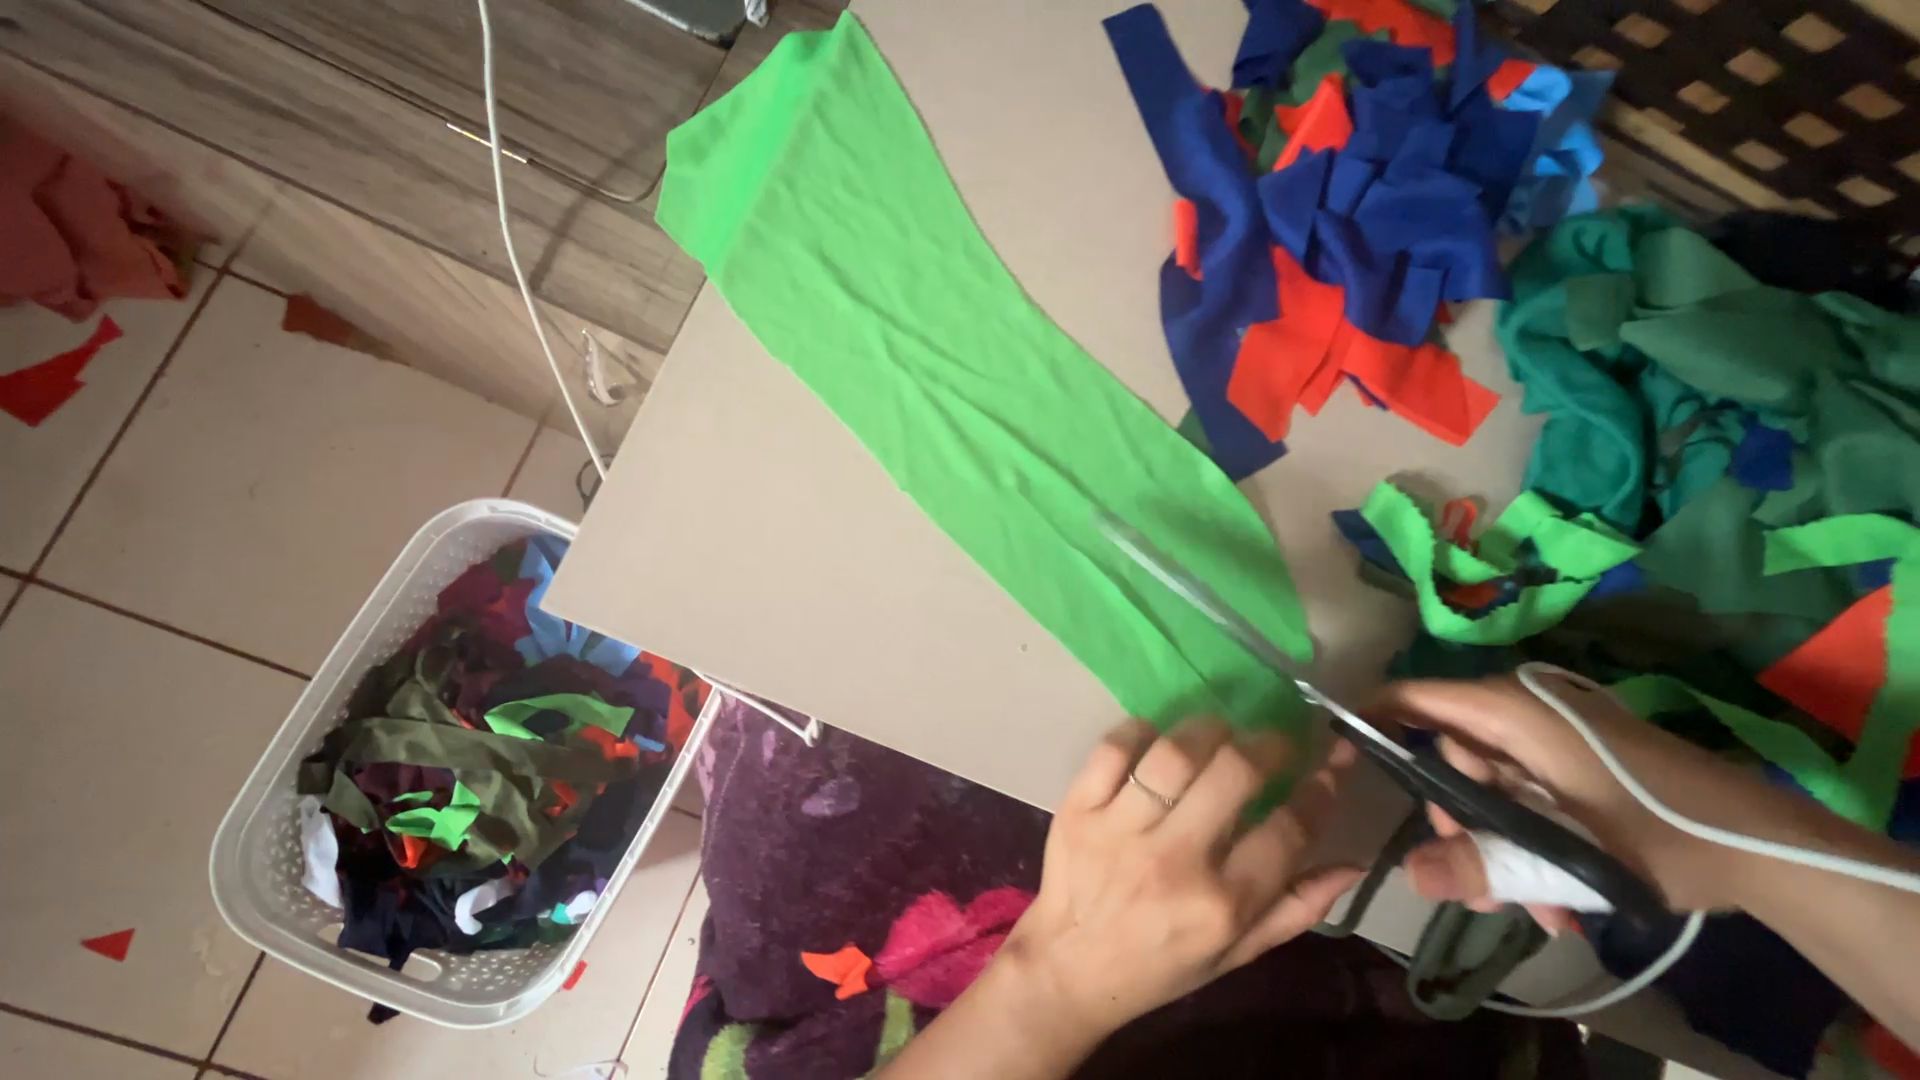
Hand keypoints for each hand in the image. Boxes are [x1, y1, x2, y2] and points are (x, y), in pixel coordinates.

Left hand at [997, 717, 1361, 1040]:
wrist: (1071, 968)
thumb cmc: (1162, 964)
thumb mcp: (1237, 953)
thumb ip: (1295, 908)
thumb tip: (1352, 863)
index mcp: (1221, 904)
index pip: (1287, 829)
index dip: (1319, 788)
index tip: (1329, 763)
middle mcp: (1174, 861)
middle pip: (1234, 773)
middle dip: (1268, 744)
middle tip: (1274, 742)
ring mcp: (1119, 829)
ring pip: (1174, 753)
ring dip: (1209, 729)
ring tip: (1221, 732)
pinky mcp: (1078, 808)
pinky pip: (1112, 749)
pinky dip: (1140, 730)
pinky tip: (1158, 735)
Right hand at [1368, 670, 1830, 928]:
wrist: (1772, 851)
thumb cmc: (1661, 836)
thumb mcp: (1568, 857)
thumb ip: (1480, 862)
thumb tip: (1402, 874)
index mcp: (1509, 711)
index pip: (1411, 697)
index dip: (1370, 721)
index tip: (1339, 759)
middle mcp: (1519, 711)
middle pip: (1447, 756)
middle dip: (1458, 825)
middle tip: (1477, 886)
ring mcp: (1546, 734)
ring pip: (1485, 783)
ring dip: (1498, 846)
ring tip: (1529, 909)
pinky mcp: (1570, 759)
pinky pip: (1521, 791)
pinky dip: (1527, 840)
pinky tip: (1556, 899)